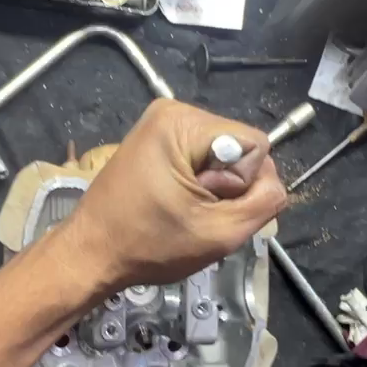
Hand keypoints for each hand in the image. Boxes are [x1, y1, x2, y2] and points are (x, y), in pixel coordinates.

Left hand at [52, 99, 287, 292]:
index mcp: (183, 122)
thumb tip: (275, 184)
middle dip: (228, 187)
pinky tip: (175, 205)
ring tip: (182, 211)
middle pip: (239, 147)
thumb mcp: (220, 233)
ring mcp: (161, 124)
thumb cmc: (149, 246)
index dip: (242, 185)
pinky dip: (199, 185)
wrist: (92, 254)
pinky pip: (202, 159)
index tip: (206, 206)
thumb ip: (264, 203)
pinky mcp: (155, 140)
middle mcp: (173, 111)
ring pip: (223, 156)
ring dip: (214, 189)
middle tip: (193, 213)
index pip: (256, 146)